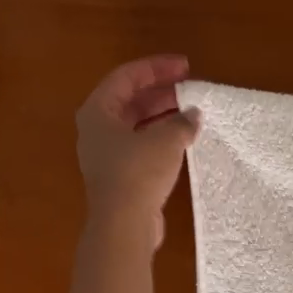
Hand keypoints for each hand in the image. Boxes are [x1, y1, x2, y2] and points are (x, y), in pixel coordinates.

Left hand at [75, 54, 200, 250]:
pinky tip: (183, 143)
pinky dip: (162, 141)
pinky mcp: (122, 177)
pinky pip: (143, 148)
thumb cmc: (137, 174)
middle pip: (131, 101)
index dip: (157, 68)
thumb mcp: (165, 141)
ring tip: (192, 115)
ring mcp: (108, 155)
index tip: (185, 67)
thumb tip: (194, 115)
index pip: (127, 77)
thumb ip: (182, 122)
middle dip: (162, 93)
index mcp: (98, 111)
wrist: (124, 225)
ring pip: (138, 126)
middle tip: (191, 90)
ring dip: (164, 118)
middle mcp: (98, 129)